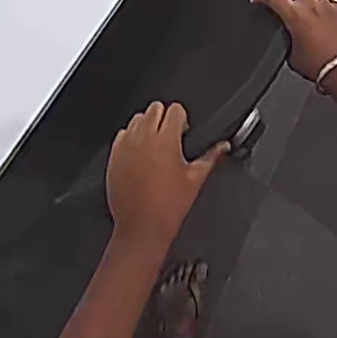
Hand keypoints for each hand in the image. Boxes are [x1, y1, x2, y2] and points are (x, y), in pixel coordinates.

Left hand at [106, 102, 227, 250]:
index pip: (175, 109)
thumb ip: (212, 156)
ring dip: (147, 125)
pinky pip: (122, 135)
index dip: (182, 118)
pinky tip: (140, 154)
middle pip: (155, 108)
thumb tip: (223, 147)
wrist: (141, 229)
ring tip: (155, 144)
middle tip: (171, 136)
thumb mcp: (195, 179)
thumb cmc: (168, 207)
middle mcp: (144, 139)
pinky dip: (131, 138)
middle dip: (165, 118)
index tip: (184, 129)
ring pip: (137, 119)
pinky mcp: (114, 157)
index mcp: (166, 141)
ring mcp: (126, 147)